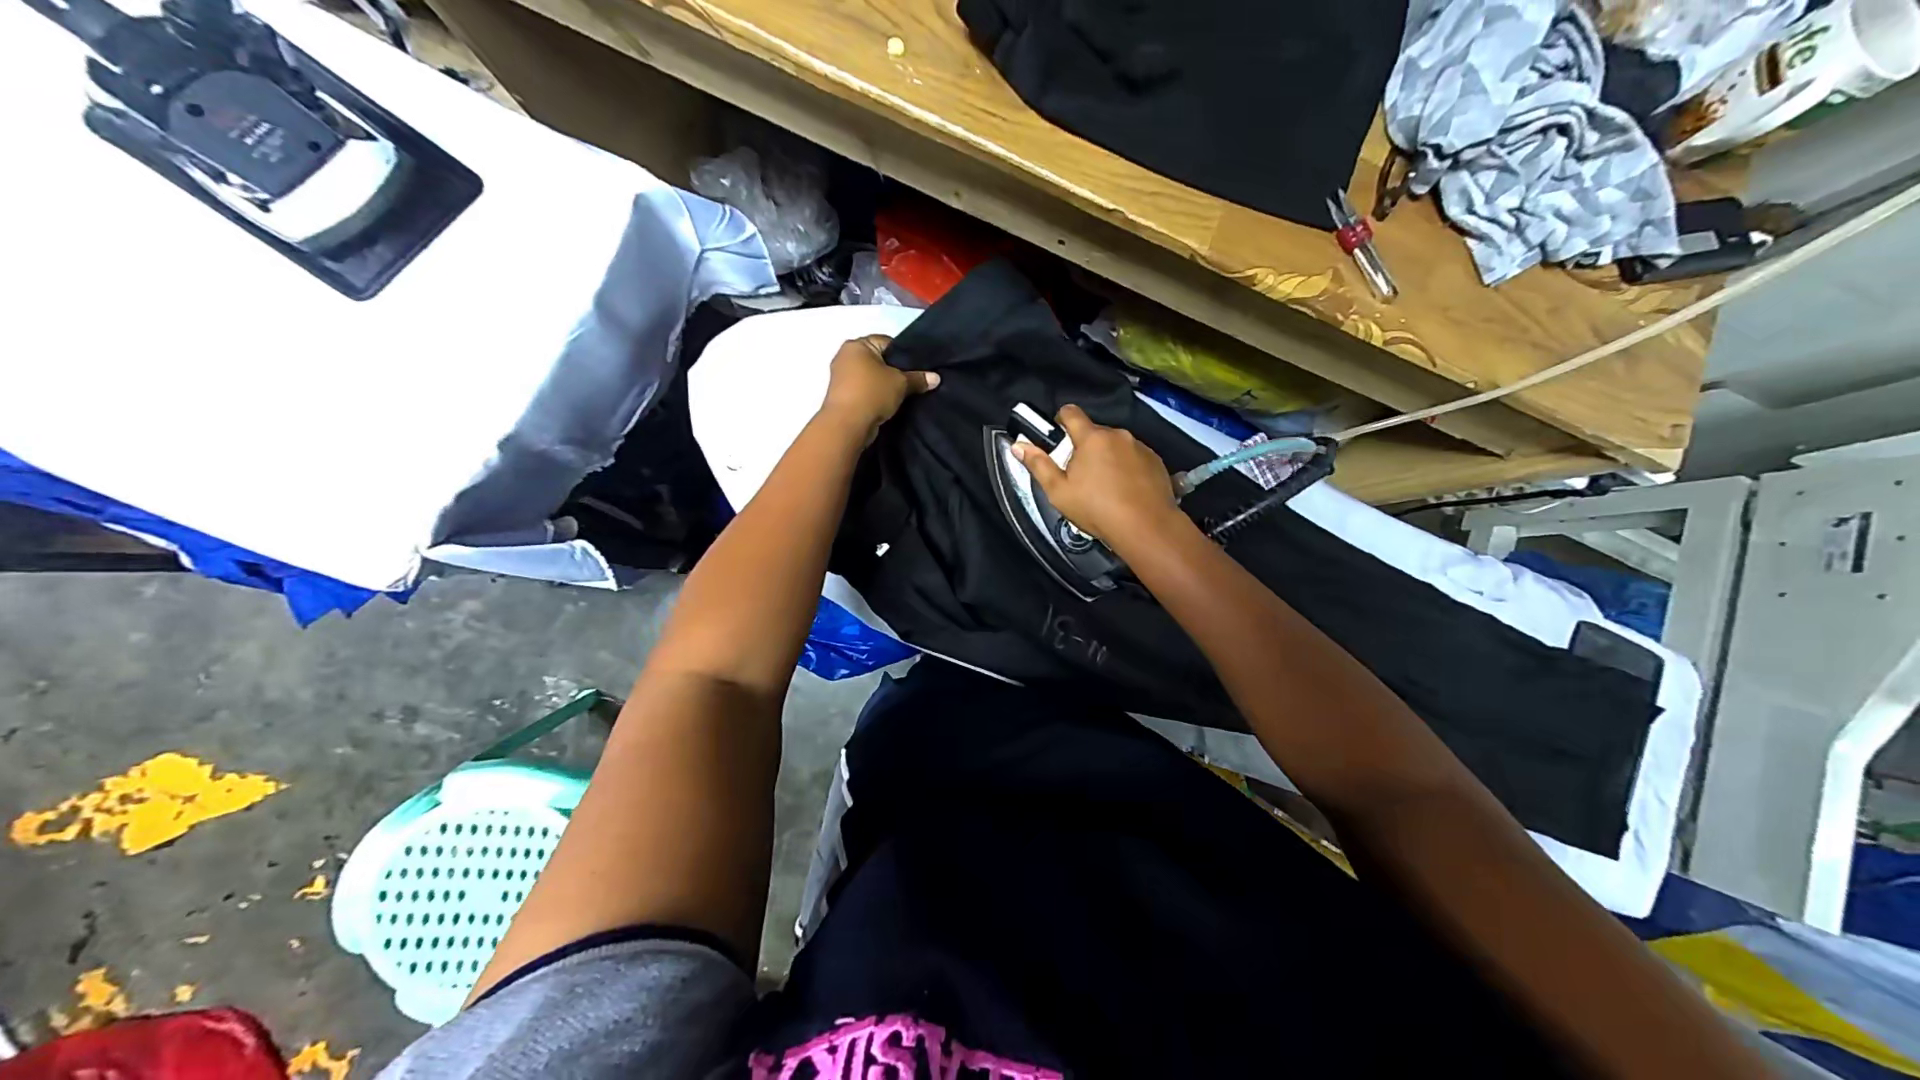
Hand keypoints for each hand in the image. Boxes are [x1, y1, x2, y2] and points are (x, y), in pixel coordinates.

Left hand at [819, 335, 939, 444]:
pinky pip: (864, 391)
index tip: (917, 368)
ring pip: (871, 377)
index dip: (904, 354)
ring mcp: (841, 377)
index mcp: (856, 345)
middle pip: (878, 360)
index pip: (887, 342)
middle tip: (912, 382)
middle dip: (894, 371)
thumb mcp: (900, 383)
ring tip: (903, 395)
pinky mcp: (842, 396)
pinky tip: (889, 404)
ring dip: (884, 385)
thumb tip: (936, 378)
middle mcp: (845, 357)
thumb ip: (918, 378)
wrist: (847, 424)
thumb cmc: (872, 393)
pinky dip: (875, 396)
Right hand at [1011, 404, 1182, 546]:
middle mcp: (1118, 435)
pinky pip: (1135, 457)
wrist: (1146, 527)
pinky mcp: (1156, 461)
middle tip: (1079, 475)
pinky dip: (1128, 468)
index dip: (1060, 419)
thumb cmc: (1097, 509)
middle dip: (1085, 447)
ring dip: (1108, 457)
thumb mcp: (1059, 491)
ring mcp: (1140, 447)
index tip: (1057, 435)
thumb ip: (1038, 465)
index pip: (1071, 413)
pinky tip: (1125, 490)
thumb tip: (1019, 446)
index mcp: (1092, 438)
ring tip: (1105, 486)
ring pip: (1117, 445)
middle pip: (1095, 432)